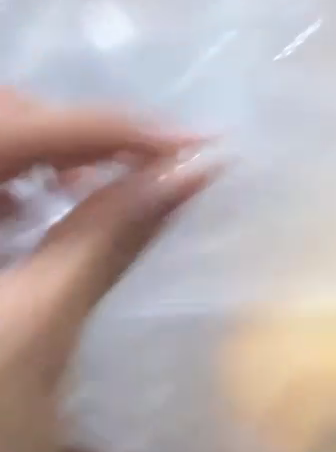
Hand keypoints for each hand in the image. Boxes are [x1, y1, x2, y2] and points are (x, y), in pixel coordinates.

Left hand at [0, 90, 213, 451]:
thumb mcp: (40, 324)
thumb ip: (108, 238)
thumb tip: (191, 175)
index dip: (98, 127)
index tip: (198, 146)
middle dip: (74, 131)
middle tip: (173, 164)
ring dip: (49, 152)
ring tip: (125, 183)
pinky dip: (21, 184)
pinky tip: (60, 206)